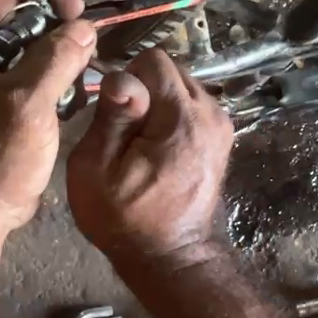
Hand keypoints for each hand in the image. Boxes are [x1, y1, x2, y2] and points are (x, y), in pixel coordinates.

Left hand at [0, 0, 96, 234]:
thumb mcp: (29, 102)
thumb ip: (58, 57)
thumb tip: (86, 26)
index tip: (80, 13)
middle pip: (20, 20)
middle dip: (58, 28)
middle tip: (88, 46)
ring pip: (29, 50)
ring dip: (60, 56)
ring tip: (83, 72)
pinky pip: (31, 77)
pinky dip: (54, 80)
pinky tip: (72, 95)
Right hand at [67, 48, 234, 272]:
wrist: (168, 257)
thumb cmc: (123, 218)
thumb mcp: (96, 169)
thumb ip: (111, 117)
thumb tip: (120, 76)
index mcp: (181, 118)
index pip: (154, 60)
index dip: (126, 80)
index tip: (113, 115)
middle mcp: (211, 113)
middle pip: (171, 70)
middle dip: (143, 90)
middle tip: (124, 132)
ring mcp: (221, 125)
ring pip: (181, 86)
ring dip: (156, 104)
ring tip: (139, 143)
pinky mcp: (221, 138)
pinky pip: (190, 106)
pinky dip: (170, 117)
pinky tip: (155, 149)